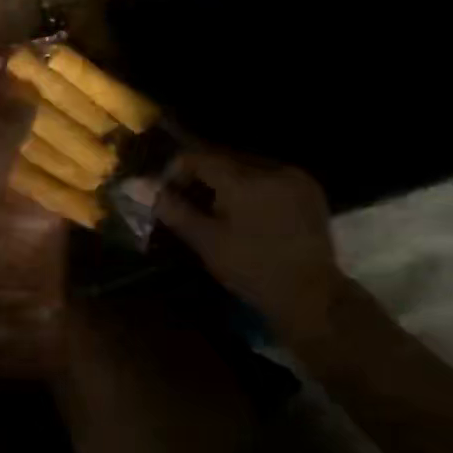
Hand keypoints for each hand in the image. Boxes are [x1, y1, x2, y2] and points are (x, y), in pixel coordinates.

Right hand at [155, 149, 343, 336]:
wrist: (311, 295)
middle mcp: (272, 169)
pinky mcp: (309, 189)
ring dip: (227, 179)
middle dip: (202, 174)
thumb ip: (174, 209)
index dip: (177, 169)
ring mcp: (295, 178)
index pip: (200, 157)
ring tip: (215, 205)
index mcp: (244, 181)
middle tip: (186, 197)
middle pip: (225, 158)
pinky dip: (252, 184)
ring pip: (248, 166)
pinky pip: (269, 176)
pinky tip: (245, 208)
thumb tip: (141, 186)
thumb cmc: (251, 269)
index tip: (165, 189)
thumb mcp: (206, 241)